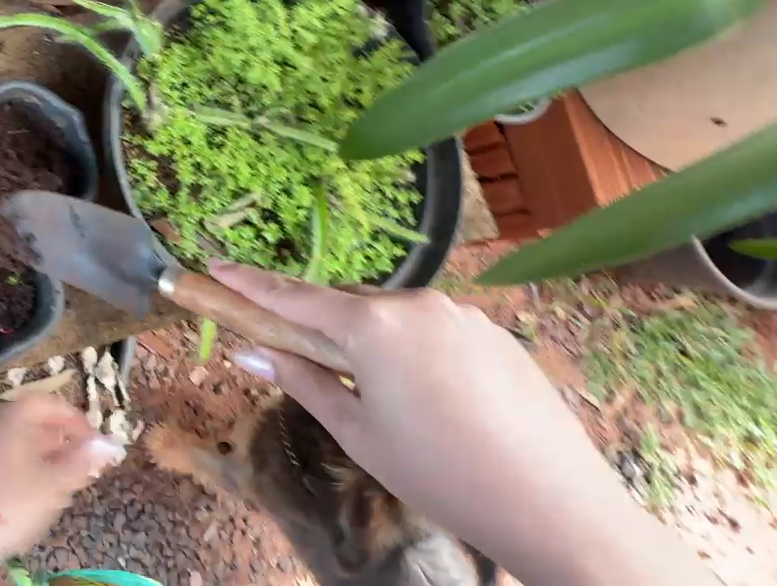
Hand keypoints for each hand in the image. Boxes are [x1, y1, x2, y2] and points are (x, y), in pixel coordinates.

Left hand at [0, 394, 121, 561]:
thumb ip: (81, 462)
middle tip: (78, 462)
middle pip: (30, 417)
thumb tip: (109, 443)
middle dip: (58, 438)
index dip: (75, 419)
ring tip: (57, 480)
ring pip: (13, 437)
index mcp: (13, 414)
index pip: (49, 402)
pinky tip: (24, 490)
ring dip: (39, 452)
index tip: (93, 442)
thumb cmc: (6, 502)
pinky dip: (17, 462)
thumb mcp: (52, 485)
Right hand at [209, 262, 710, 584]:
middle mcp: (414, 303)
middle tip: (305, 358)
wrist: (561, 512)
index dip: (248, 282)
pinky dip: (412, 346)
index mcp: (372, 325)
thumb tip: (246, 352)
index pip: (292, 296)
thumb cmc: (440, 475)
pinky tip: (432, 394)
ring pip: (390, 314)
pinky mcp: (494, 331)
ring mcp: (460, 313)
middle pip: (344, 303)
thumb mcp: (357, 431)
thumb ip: (300, 379)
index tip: (214, 264)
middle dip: (319, 324)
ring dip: (370, 338)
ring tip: (384, 393)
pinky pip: (432, 326)